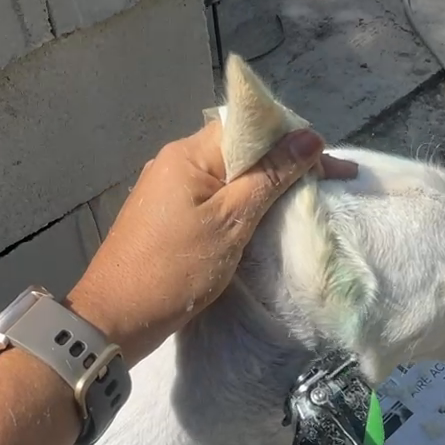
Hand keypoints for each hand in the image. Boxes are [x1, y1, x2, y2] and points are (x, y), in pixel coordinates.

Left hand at [67, 120, 351, 362]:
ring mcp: (168, 188)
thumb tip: (310, 138)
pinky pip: (214, 195)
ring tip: (305, 198)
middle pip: (241, 147)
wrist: (115, 318)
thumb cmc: (174, 269)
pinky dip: (243, 202)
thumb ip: (270, 177)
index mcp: (188, 154)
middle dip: (285, 162)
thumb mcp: (231, 223)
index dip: (293, 139)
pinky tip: (265, 215)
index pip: (250, 126)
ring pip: (229, 173)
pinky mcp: (167, 213)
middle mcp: (175, 161)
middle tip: (327, 184)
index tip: (329, 166)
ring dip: (266, 183)